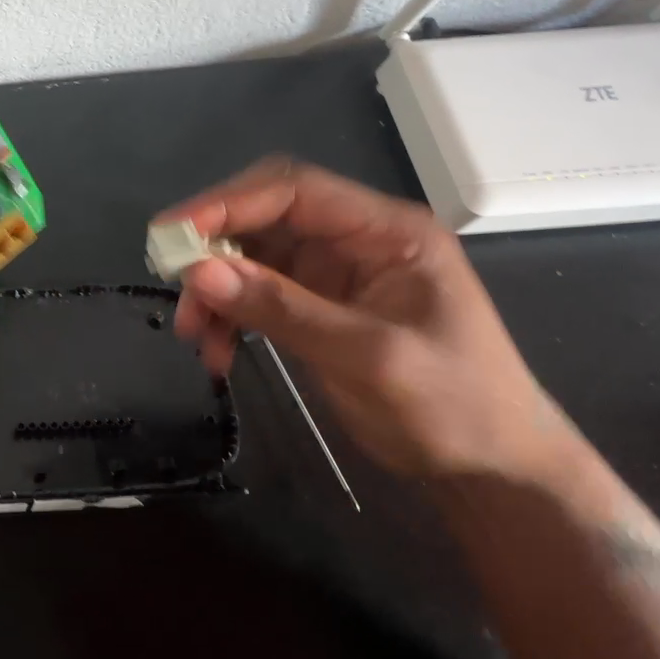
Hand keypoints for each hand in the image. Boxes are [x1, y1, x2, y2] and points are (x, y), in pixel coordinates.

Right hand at [159, 158, 582, 479]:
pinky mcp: (314, 308)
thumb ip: (282, 310)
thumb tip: (198, 273)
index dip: (226, 204)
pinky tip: (217, 354)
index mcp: (385, 231)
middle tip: (172, 285)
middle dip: (212, 249)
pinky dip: (226, 319)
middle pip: (263, 218)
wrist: (488, 467)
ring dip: (213, 292)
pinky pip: (252, 296)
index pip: (293, 191)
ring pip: (248, 259)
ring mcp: (332, 275)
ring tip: (195, 338)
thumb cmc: (451, 406)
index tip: (171, 237)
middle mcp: (354, 241)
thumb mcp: (366, 357)